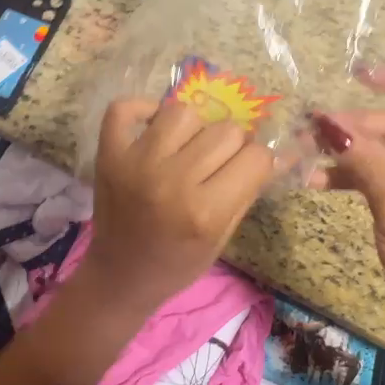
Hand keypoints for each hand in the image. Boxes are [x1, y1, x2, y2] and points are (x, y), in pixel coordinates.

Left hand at [83, 98, 276, 315]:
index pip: (256, 157)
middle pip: (226, 130)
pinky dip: (142, 110)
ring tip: (185, 149)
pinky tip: (154, 129)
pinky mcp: (108, 154)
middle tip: (215, 164)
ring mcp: (136, 163)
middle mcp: (172, 181)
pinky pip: (125, 108)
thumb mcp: (222, 237)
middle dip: (230, 146)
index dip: (257, 162)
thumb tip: (275, 152)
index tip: (246, 171)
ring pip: (184, 111)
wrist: (121, 276)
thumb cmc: (178, 263)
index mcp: (205, 211)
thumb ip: (247, 190)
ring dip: (193, 128)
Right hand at [308, 66, 384, 340]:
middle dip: (356, 126)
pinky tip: (314, 181)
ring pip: (381, 153)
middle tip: (311, 127)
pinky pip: (375, 179)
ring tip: (304, 151)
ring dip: (346, 153)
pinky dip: (349, 178)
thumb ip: (362, 161)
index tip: (358, 75)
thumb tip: (327, 123)